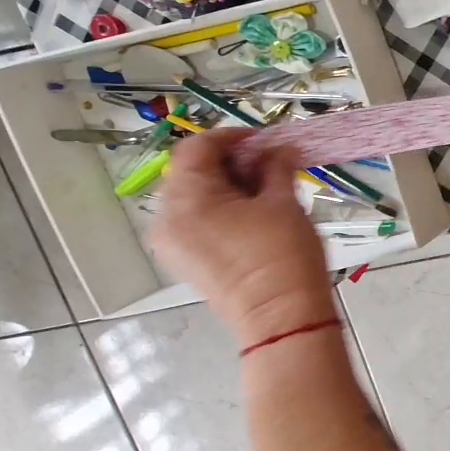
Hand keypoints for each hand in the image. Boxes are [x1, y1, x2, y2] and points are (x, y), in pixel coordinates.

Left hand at [152, 128, 336, 344]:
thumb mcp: (284, 202)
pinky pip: (196, 221)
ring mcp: (171, 243)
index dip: (233, 137)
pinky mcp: (184, 260)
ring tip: (268, 191)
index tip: (269, 139)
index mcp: (185, 199)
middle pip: (191, 172)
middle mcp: (165, 218)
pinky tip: (254, 216)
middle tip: (273, 164)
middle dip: (232, 162)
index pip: (197, 148)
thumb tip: (278, 149)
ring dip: (228, 186)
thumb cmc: (283, 253)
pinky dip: (222, 209)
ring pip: (194, 198)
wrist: (280, 314)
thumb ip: (275, 168)